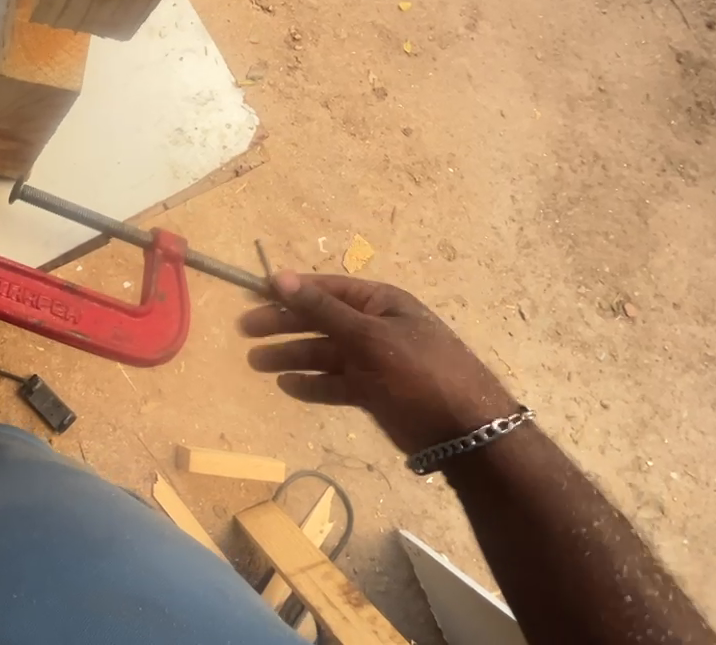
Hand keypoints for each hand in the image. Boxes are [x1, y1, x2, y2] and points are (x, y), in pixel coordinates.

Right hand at [239, 273, 516, 453]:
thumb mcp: (369, 336)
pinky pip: (334, 382)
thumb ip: (321, 309)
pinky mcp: (372, 392)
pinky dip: (311, 384)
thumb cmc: (420, 373)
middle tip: (245, 330)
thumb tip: (277, 277)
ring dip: (290, 356)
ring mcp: (373, 361)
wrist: (469, 437)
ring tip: (255, 363)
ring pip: (322, 353)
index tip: (252, 294)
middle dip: (282, 325)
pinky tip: (287, 386)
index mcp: (379, 303)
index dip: (288, 290)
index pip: (324, 288)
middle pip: (318, 320)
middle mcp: (374, 327)